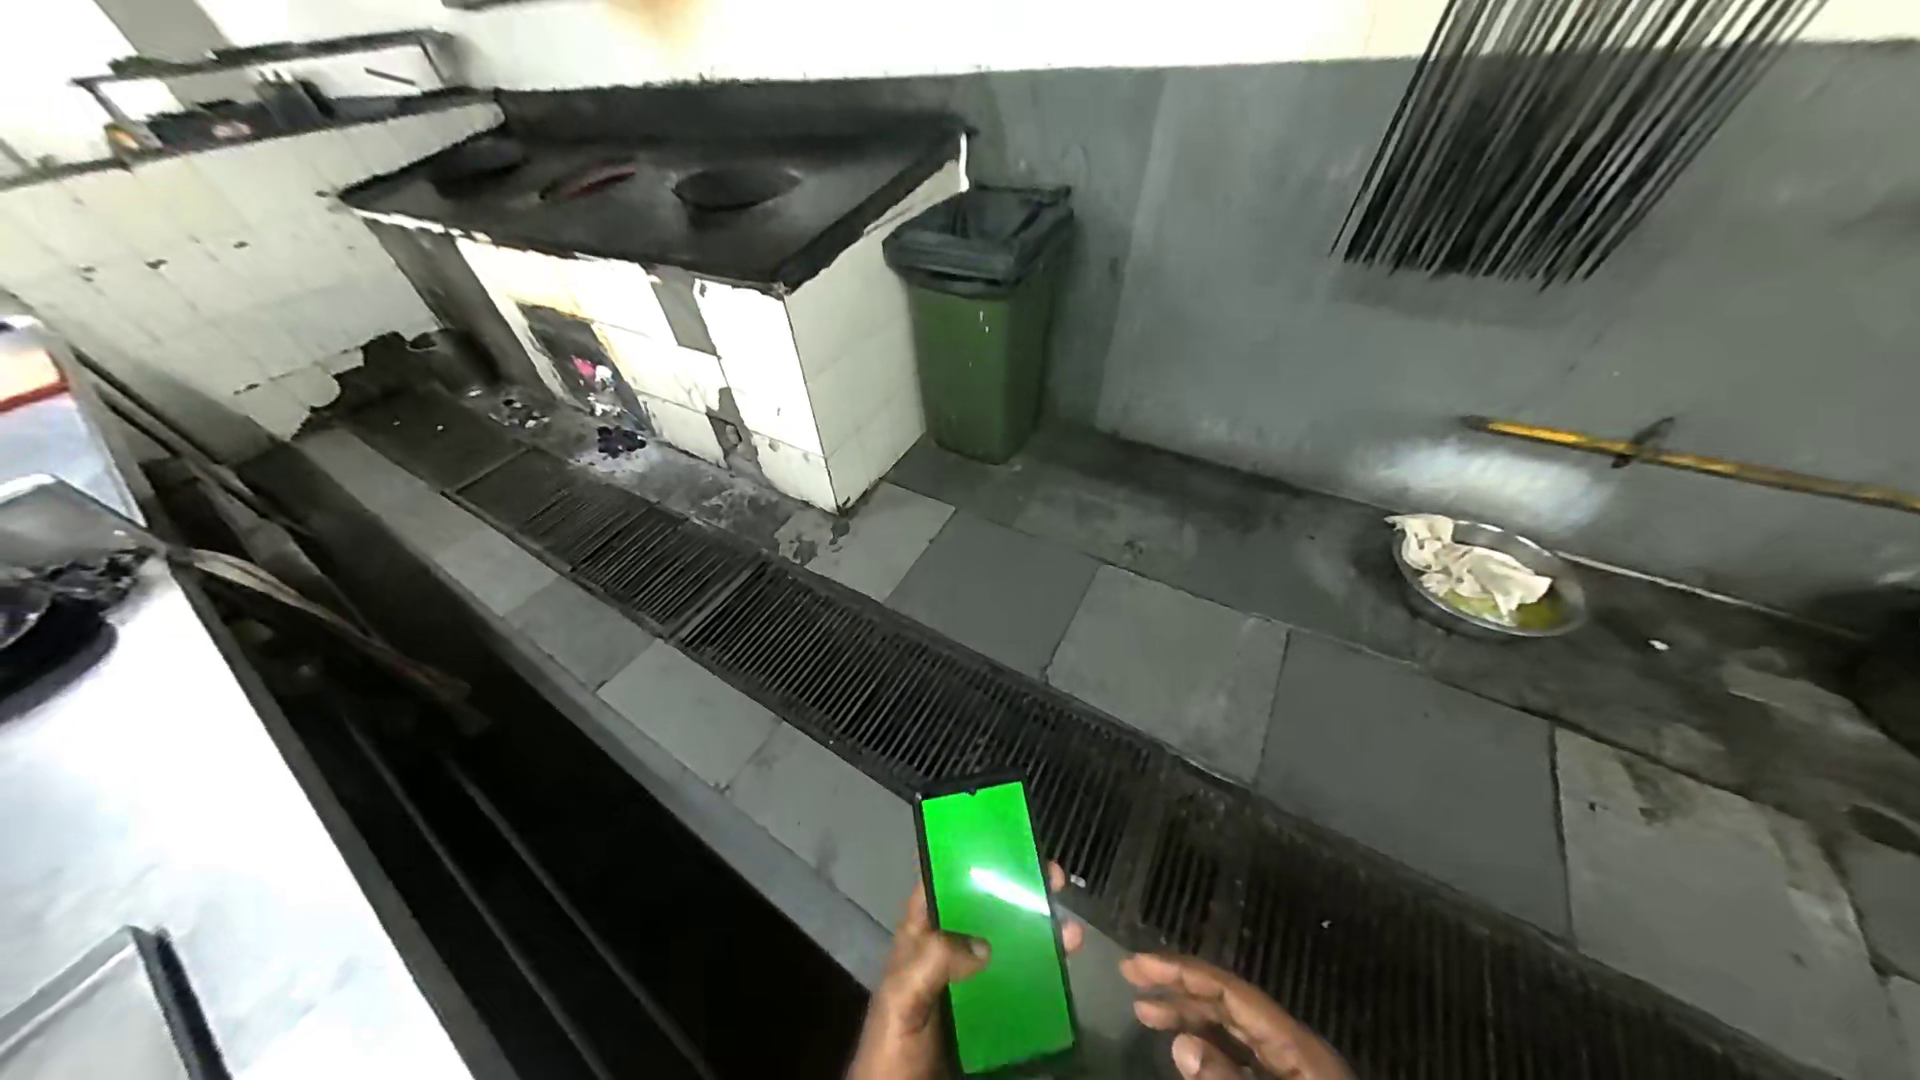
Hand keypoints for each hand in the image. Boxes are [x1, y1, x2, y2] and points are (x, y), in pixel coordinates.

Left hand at [847, 862, 1083, 1079]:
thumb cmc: (891, 1049)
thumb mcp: (902, 997)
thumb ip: (932, 962)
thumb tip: (984, 943)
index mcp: (921, 936)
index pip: (943, 883)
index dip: (970, 859)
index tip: (1007, 844)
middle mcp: (948, 949)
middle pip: (985, 907)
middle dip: (1018, 888)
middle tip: (1052, 878)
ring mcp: (971, 980)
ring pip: (1009, 941)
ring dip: (1040, 927)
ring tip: (1069, 926)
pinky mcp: (992, 1011)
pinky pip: (1021, 982)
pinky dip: (1046, 968)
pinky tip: (1067, 960)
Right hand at [1121, 953, 1351, 1079]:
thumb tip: (1180, 1041)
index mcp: (1296, 1048)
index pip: (1229, 992)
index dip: (1181, 972)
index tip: (1137, 966)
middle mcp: (1294, 1049)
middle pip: (1228, 1002)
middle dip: (1179, 988)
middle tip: (1131, 979)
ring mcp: (1294, 1070)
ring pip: (1232, 1027)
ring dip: (1188, 1015)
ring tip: (1146, 1012)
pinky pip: (1241, 1055)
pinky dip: (1209, 1046)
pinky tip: (1186, 1051)